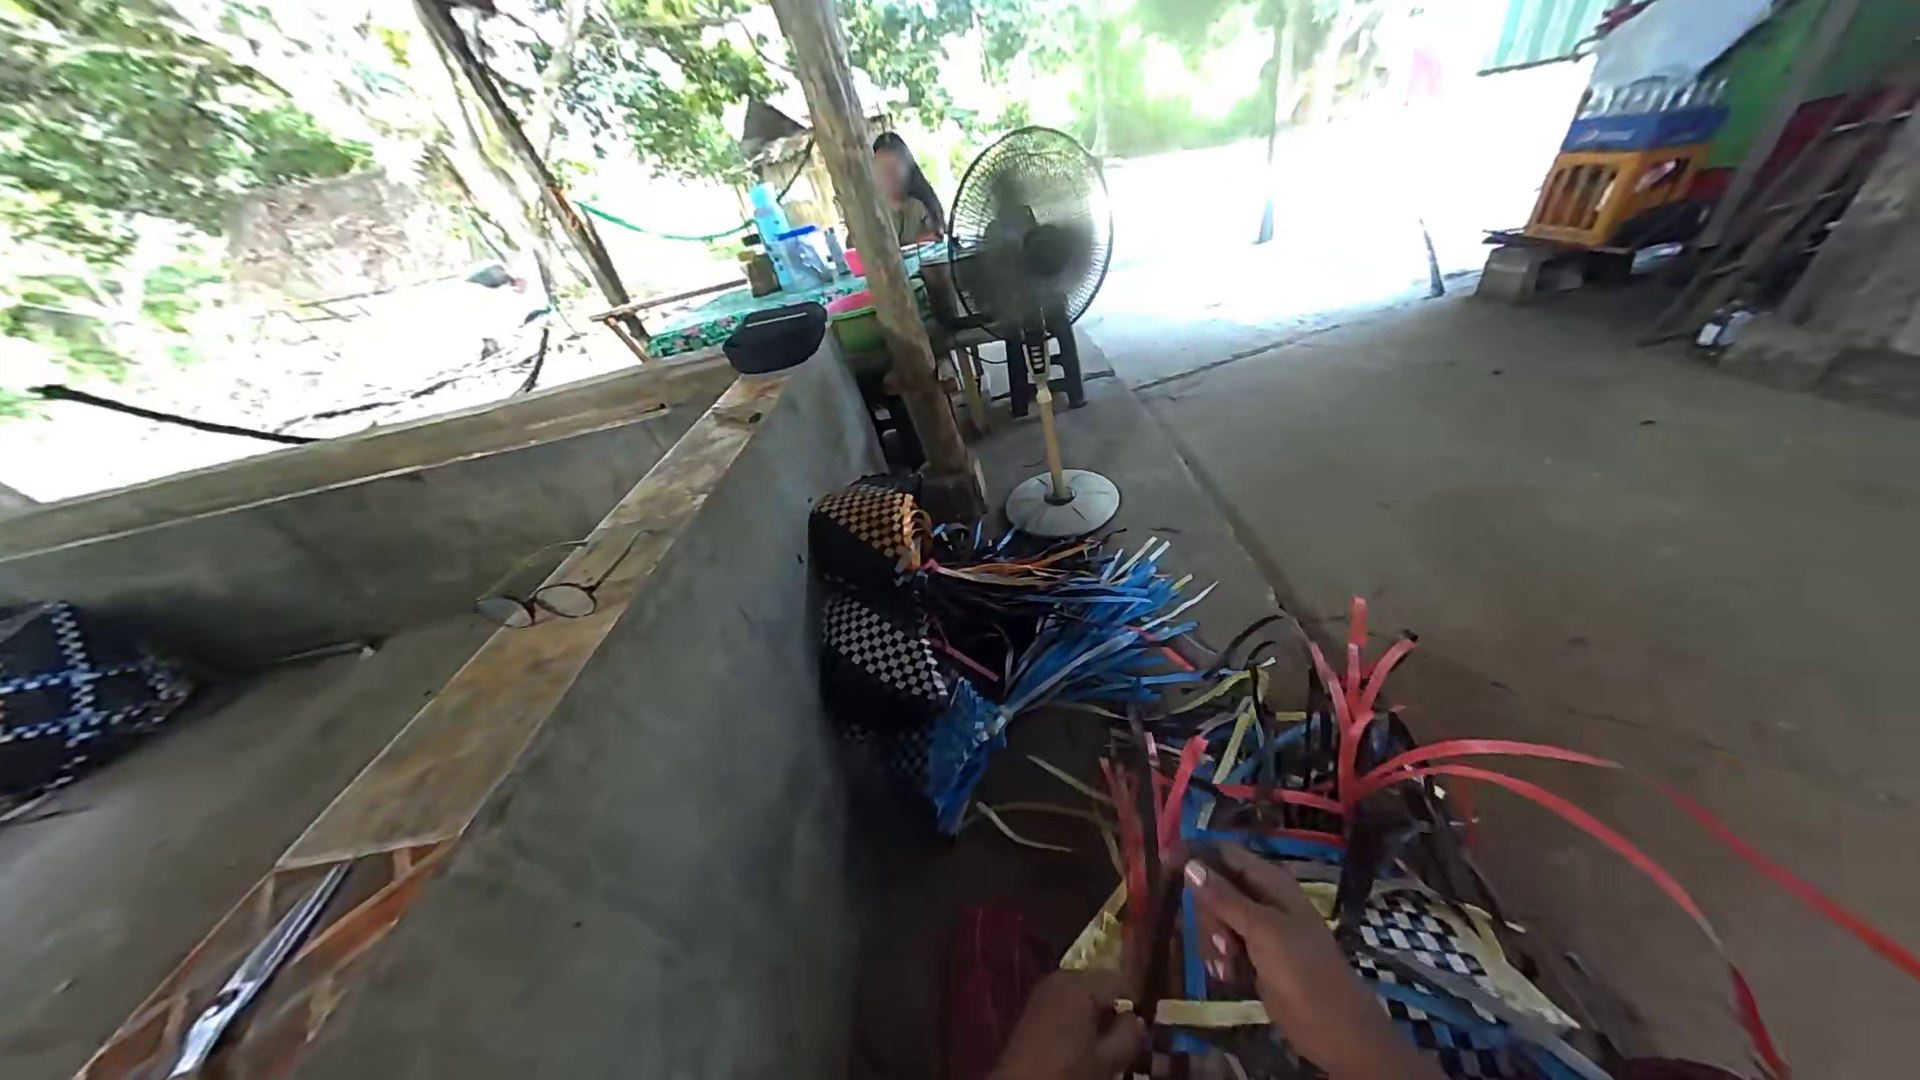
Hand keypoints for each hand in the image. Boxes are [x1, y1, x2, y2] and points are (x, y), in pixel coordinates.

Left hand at [988, 969, 1146, 1079]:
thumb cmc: (1066, 1074)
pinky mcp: (1033, 1005)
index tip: (1144, 1024)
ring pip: (1080, 992)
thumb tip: (1137, 1020)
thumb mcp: (1105, 1062)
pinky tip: (1080, 1042)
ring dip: (1094, 1012)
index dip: (1134, 999)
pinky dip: (1076, 1015)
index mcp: (1080, 985)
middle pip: (1096, 983)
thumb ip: (1127, 1037)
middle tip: (1125, 1037)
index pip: (1116, 979)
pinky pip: (1064, 1001)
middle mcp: (1061, 977)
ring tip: (1104, 1043)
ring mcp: (1044, 990)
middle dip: (1112, 1006)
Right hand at [1185, 846, 1444, 1079]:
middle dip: (1207, 913)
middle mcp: (1261, 898)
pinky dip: (1219, 957)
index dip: (1194, 853)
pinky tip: (1229, 976)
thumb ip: (1224, 897)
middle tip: (1219, 941)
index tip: (1164, 862)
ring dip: (1212, 941)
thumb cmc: (1306, 974)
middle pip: (1213, 886)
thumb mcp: (1263, 932)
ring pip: (1213, 916)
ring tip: (1228, 966)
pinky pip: (1221, 943)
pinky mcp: (1253, 954)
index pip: (1223, 852)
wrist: (1340, 1036)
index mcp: (1269, 882)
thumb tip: (1189, 863)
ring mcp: (1257, 928)